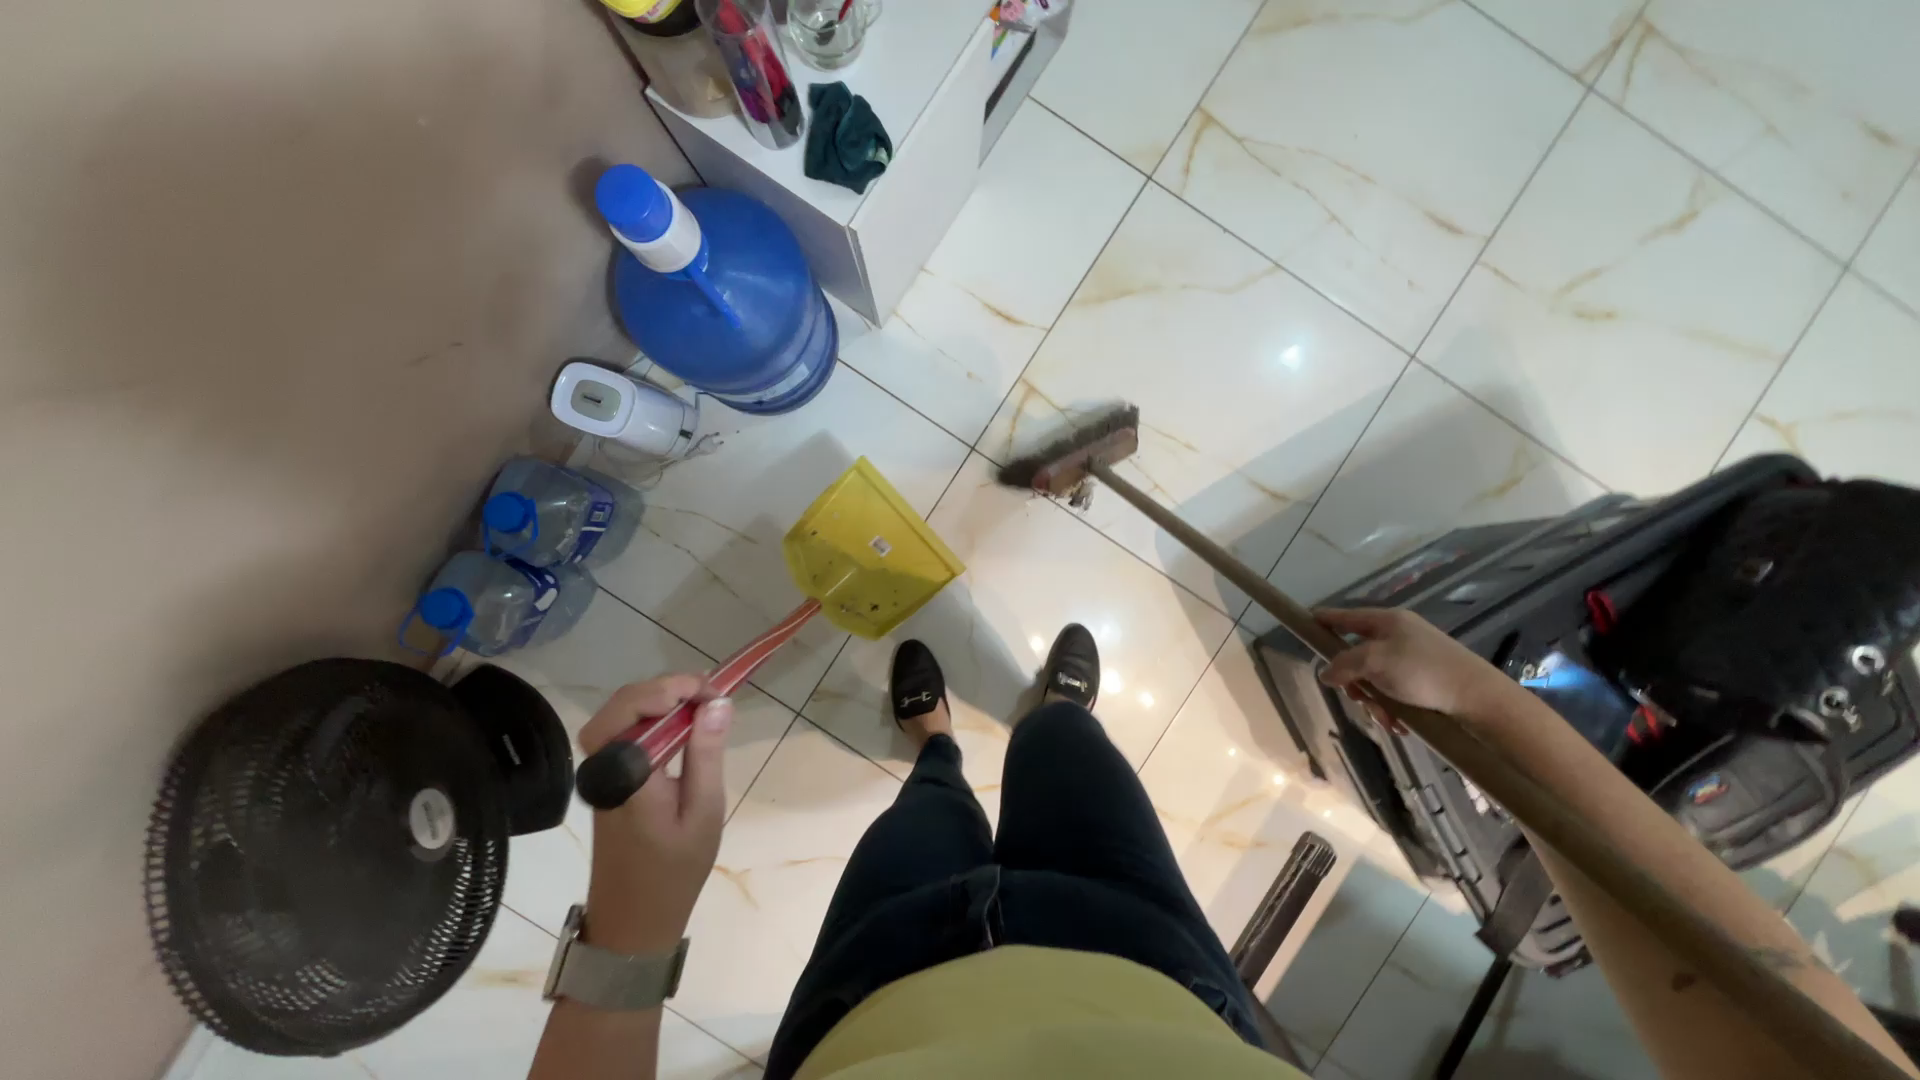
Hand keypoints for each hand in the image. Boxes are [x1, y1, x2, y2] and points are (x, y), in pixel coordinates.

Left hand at [575, 675, 733, 954]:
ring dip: (658, 701)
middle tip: (709, 694)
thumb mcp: (704, 812)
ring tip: (702, 705)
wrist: (633, 922)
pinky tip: (682, 726)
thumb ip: (706, 754)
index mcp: (625, 775)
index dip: (667, 689)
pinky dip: (652, 720)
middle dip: (664, 689)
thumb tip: (716, 703)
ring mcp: (601, 775)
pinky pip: (623, 735)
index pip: (629, 710)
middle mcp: (604, 769)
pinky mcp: (608, 782)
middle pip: (619, 706)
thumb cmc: (674, 871)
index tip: (711, 692)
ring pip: (618, 717)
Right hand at [1315, 608, 1516, 727]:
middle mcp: (1398, 636)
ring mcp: (1413, 659)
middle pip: (1356, 656)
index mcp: (1386, 622)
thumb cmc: (1423, 671)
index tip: (1305, 624)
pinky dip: (1392, 710)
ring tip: (1387, 719)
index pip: (1344, 617)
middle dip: (1354, 683)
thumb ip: (1344, 664)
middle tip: (1358, 698)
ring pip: (1374, 680)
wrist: (1478, 697)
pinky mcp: (1425, 681)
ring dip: (1374, 702)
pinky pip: (1394, 694)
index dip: (1323, 620)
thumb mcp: (1374, 662)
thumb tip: (1326, 674)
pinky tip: (1400, 724)